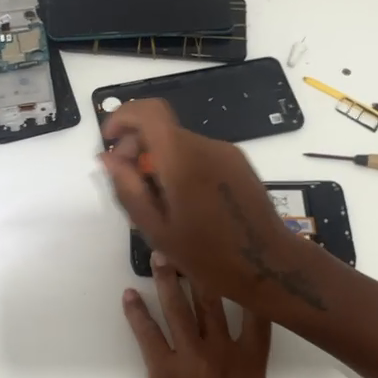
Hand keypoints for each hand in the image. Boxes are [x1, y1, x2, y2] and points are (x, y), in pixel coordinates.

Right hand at [100, 99, 317, 307]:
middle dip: (137, 146)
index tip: (110, 140)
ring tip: (154, 199)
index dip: (123, 117)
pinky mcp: (239, 163)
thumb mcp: (157, 229)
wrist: (268, 265)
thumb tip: (109, 158)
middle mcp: (207, 146)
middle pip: (163, 129)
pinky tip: (180, 200)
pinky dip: (181, 165)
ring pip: (180, 143)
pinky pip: (200, 154)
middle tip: (127, 182)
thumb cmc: (209, 256)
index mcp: (183, 159)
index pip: (149, 112)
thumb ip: (128, 188)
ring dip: (159, 159)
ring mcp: (227, 153)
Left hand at [118, 255, 355, 377]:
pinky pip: (148, 336)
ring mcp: (188, 361)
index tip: (254, 256)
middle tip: (195, 238)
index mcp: (251, 370)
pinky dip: (137, 315)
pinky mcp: (160, 373)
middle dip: (204, 269)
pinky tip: (128, 295)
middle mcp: (220, 355)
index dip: (258, 286)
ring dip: (168, 281)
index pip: (258, 317)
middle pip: (213, 301)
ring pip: (179, 310)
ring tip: (160, 254)